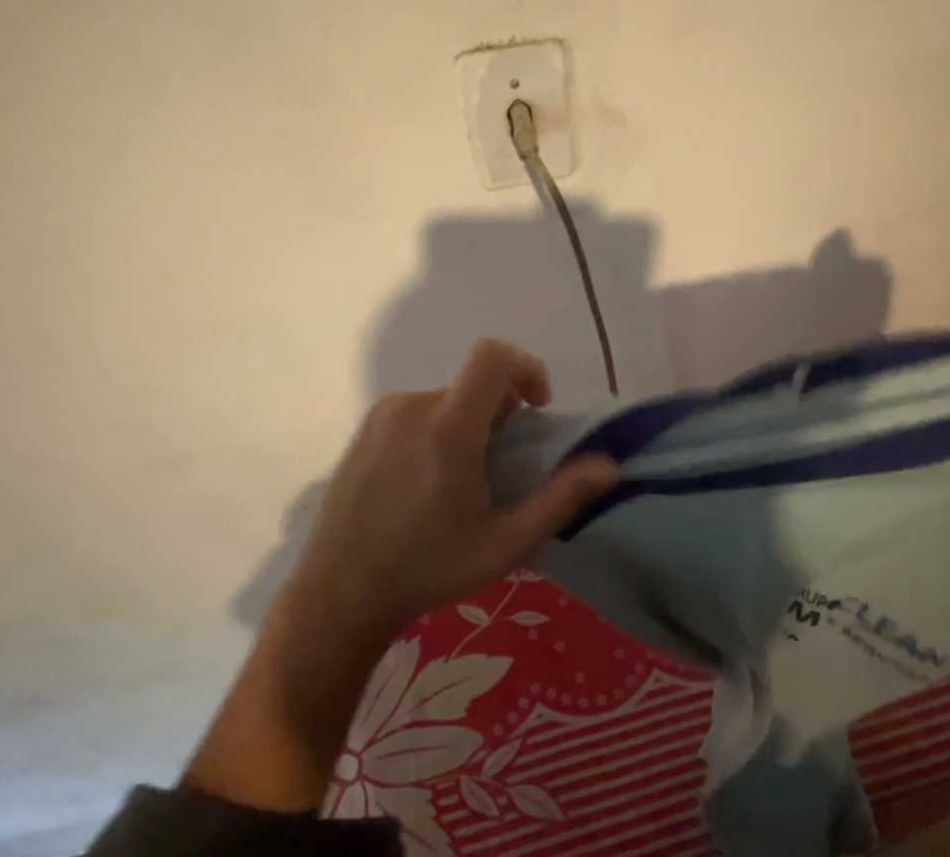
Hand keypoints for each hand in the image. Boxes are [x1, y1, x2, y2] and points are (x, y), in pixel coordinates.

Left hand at [182, 339, 617, 812]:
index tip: (537, 410)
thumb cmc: (429, 569)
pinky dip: (436, 431)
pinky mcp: (361, 432)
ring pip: (444, 400)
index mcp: (448, 426)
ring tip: (463, 483)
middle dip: (501, 413)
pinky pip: (414, 413)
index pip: (493, 356)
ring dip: (467, 424)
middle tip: (504, 467)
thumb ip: (560, 499)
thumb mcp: (505, 544)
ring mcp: (380, 417)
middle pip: (472, 385)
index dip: (526, 367)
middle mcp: (411, 406)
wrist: (340, 594)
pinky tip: (426, 486)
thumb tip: (609, 465)